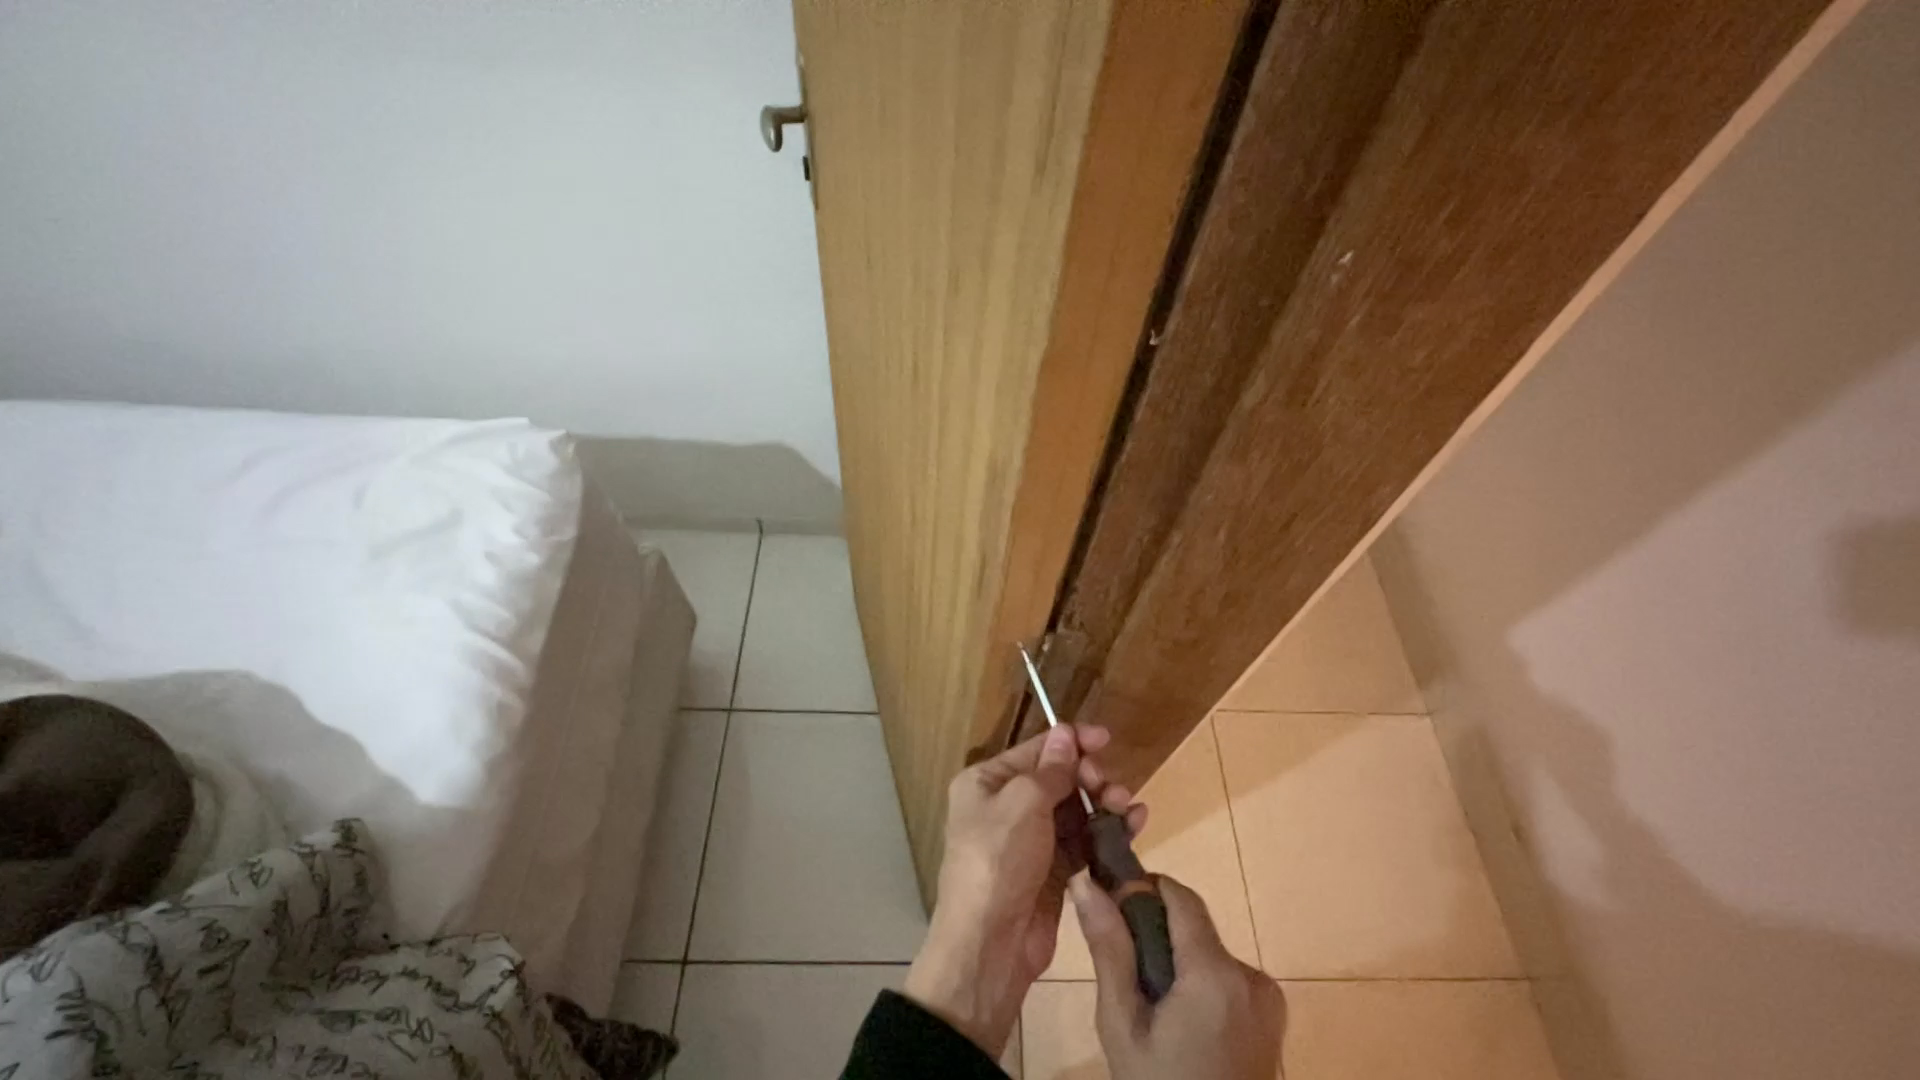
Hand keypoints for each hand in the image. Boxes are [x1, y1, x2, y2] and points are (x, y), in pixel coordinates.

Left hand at [904, 724, 1144, 1057]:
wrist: (990, 943)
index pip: (1035, 750)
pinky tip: (1133, 826)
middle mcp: (1006, 806)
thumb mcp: (1023, 803)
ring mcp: (1031, 840)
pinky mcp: (1052, 871)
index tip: (1106, 738)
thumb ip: (1051, 769)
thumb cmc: (998, 860)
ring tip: (1127, 808)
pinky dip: (1106, 832)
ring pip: (1075, 811)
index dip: (1071, 742)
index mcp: (986, 782)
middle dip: (1090, 778)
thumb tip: (1064, 733)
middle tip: (1110, 788)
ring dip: (1104, 804)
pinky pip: (1084, 841)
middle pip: (1058, 779)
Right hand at [1073, 874, 1284, 1079]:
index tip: (1111, 912)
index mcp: (1214, 974)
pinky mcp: (1273, 1016)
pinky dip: (1199, 984)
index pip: (1179, 895)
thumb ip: (1109, 948)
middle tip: (1125, 979)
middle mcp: (1251, 975)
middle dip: (1155, 935)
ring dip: (1177, 962)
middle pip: (1193, 924)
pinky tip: (1181, 1027)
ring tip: (1152, 1012)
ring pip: (1207, 951)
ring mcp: (1268, 997)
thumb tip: (1086, 883)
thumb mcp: (1122, 1025)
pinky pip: (1226, 977)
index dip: (1143, 891)